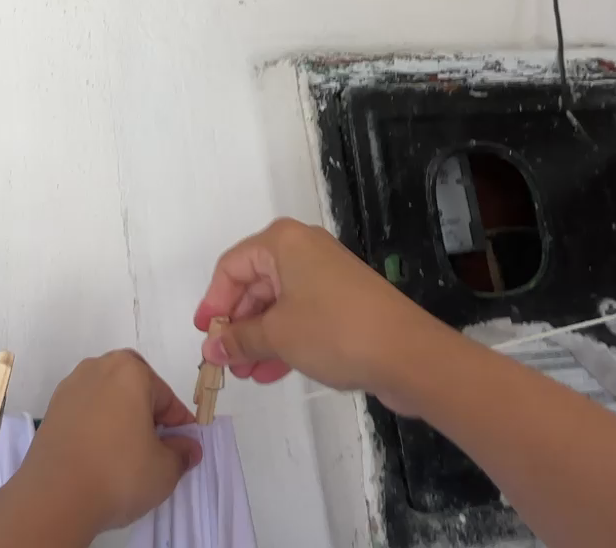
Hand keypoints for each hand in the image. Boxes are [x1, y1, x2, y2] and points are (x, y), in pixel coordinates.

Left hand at [0, 351, 201, 542]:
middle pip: (134, 385)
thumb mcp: (164, 469)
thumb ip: (181, 453)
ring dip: (121, 415)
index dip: (179, 423)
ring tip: (128, 451)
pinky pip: (86, 408)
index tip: (184, 447)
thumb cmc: (119, 472)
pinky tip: (101, 452)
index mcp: (130, 371)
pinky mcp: (54, 406)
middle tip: (156, 443)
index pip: (165, 395)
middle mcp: (98, 367)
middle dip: (148, 410)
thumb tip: (188, 446)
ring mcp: (72, 384)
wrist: (56, 493)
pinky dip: (97, 423)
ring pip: (108, 394)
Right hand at [194, 218, 449, 410]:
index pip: (231, 267)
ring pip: (277, 304)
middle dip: (238, 325)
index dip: (213, 302)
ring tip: (245, 374)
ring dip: (258, 338)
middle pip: (254, 285)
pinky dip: (283, 340)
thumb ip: (239, 339)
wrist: (412, 356)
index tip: (204, 335)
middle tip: (225, 360)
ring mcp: (325, 276)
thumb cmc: (335, 331)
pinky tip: (270, 372)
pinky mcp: (343, 301)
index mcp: (282, 242)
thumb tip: (211, 348)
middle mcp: (302, 250)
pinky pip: (300, 315)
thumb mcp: (278, 336)